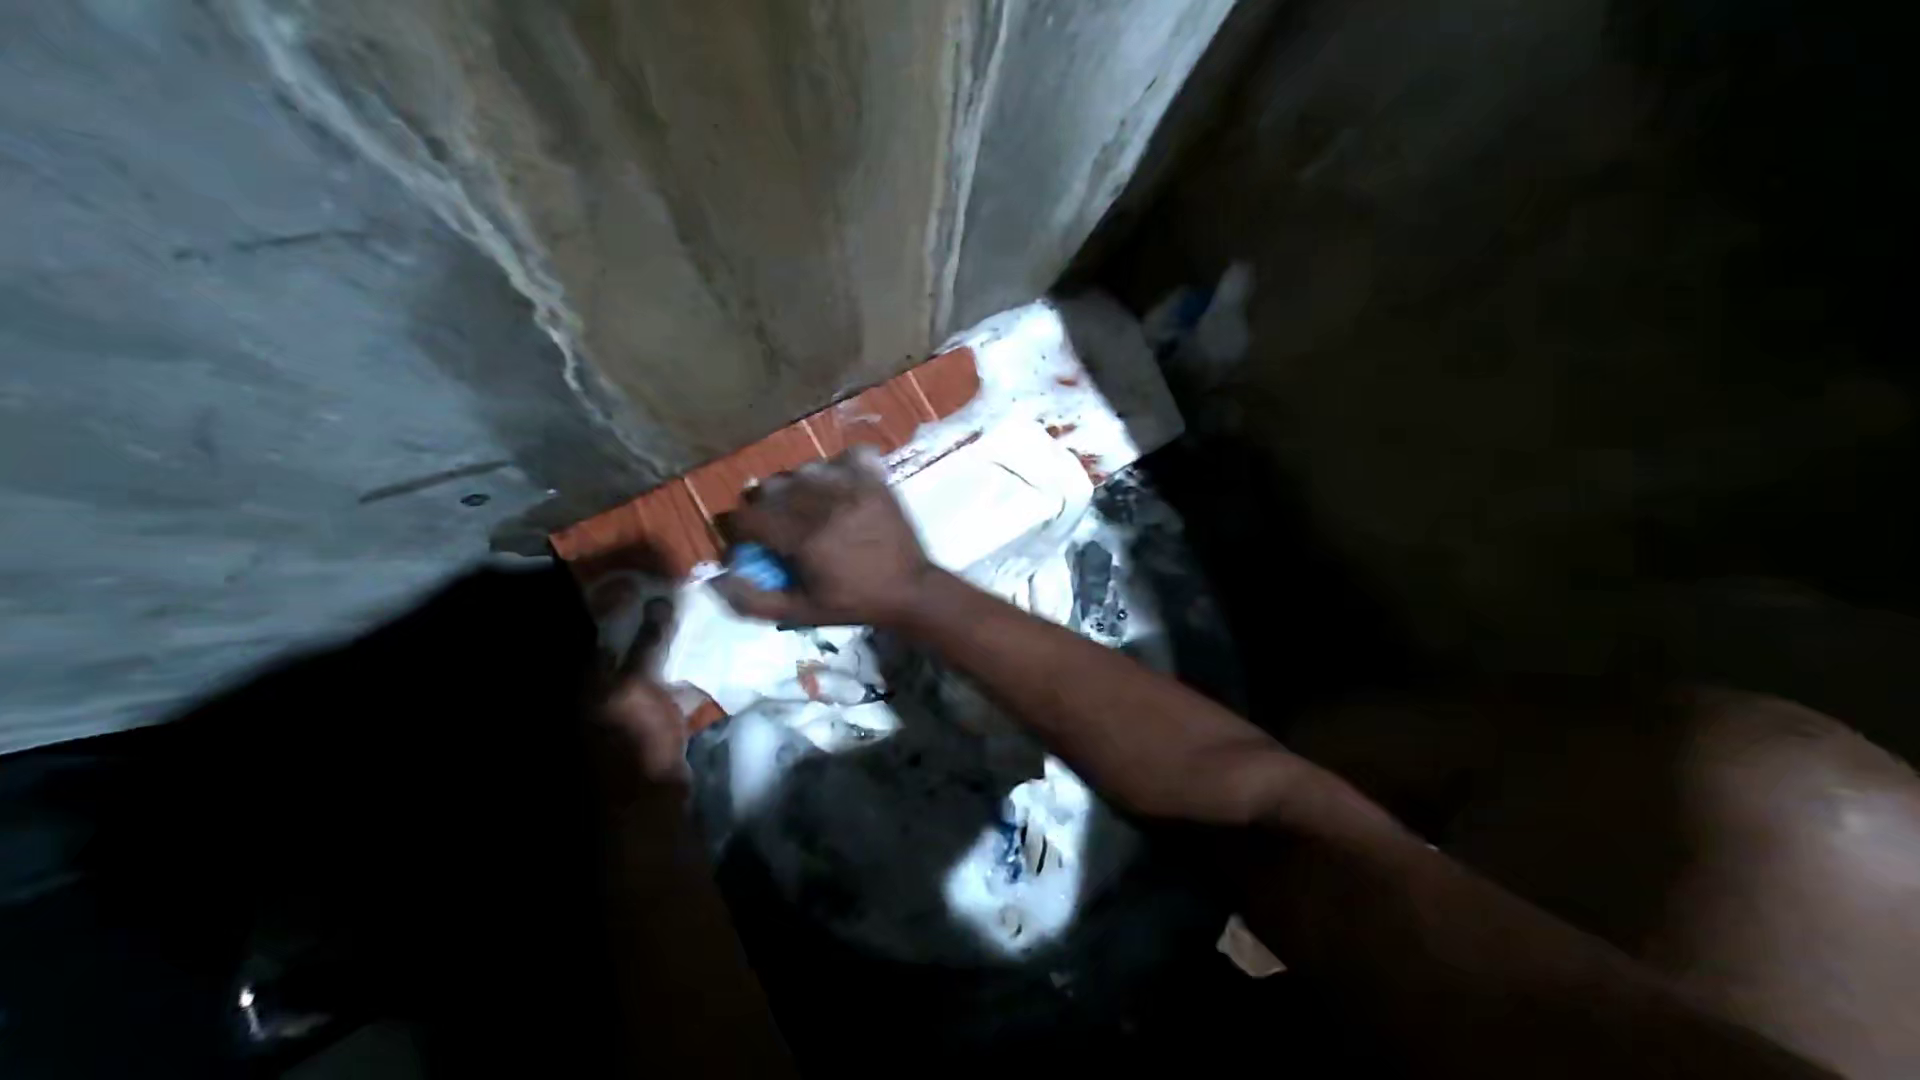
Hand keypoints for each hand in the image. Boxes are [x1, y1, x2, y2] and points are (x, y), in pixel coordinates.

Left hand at [602, 596, 691, 784]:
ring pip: (659, 672)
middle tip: (693, 608)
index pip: (612, 635)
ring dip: (680, 656)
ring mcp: (635, 710)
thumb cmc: (637, 736)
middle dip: (662, 632)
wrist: (650, 795)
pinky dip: (691, 682)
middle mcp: (609, 692)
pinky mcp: (659, 726)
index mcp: (595, 680)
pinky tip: (713, 668)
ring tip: (708, 632)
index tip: (664, 592)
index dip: (635, 612)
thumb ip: (646, 643)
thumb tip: (657, 601)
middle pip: (636, 652)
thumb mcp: (638, 683)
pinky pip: (675, 693)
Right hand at [713, 450, 937, 626]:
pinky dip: (837, 469)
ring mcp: (853, 487)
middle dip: (764, 508)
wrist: (911, 590)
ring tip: (807, 509)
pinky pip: (846, 457)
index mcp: (803, 538)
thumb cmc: (853, 604)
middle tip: (778, 528)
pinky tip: (838, 490)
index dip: (740, 531)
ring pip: (803, 470)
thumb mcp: (801, 613)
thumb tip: (716, 579)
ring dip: (796, 488)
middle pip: (770, 488)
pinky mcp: (875, 480)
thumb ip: (753, 600)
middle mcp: (824, 504)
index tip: (750, 542)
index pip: (748, 517)